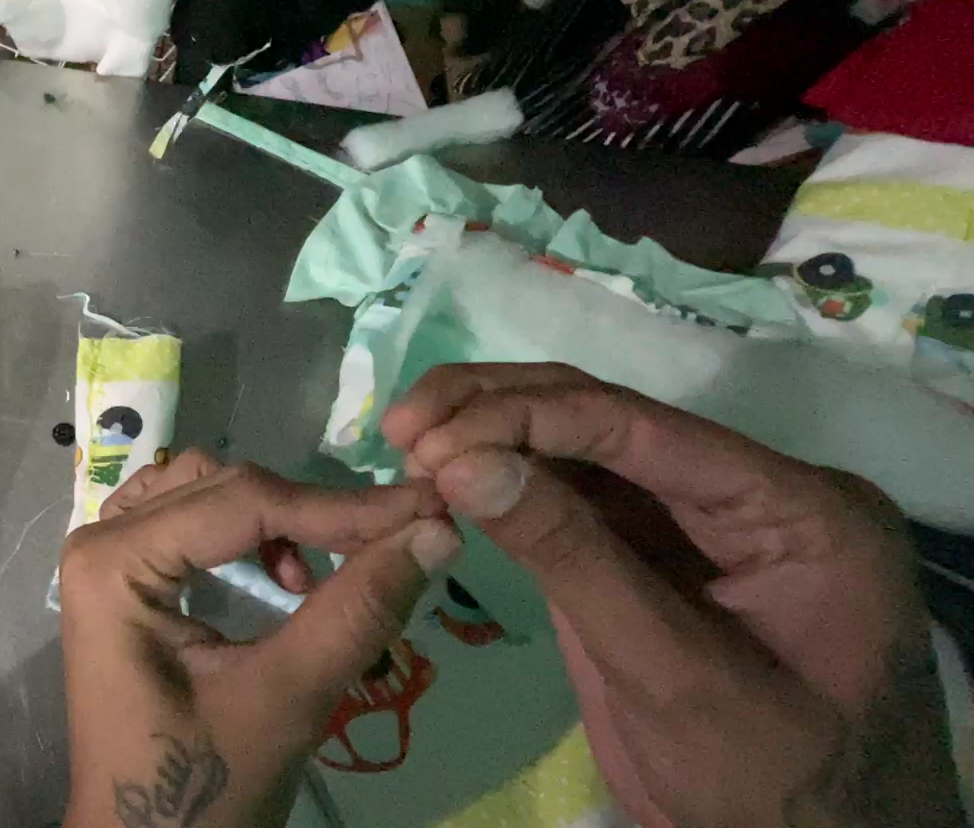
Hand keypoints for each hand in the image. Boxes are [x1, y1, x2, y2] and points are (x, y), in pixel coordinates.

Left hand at [59, 450, 460, 827]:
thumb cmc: (201, 792)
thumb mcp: (283, 702)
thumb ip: (355, 612)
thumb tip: (436, 534)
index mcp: (114, 562)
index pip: (237, 503)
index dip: (337, 506)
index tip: (426, 511)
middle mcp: (98, 537)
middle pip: (218, 488)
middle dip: (309, 513)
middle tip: (393, 542)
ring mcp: (104, 551)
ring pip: (203, 491)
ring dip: (271, 518)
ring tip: (311, 580)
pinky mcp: (122, 570)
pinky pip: (185, 515)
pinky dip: (239, 528)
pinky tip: (274, 569)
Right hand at [382, 363, 964, 827]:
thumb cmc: (765, 783)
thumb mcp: (668, 672)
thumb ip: (568, 555)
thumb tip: (460, 463)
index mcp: (790, 506)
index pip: (633, 425)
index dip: (520, 417)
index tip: (425, 443)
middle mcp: (737, 484)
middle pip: (592, 407)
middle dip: (486, 407)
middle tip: (399, 428)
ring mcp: (683, 506)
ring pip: (563, 430)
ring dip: (477, 427)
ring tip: (404, 442)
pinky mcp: (633, 532)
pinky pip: (553, 478)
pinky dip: (489, 469)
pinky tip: (439, 473)